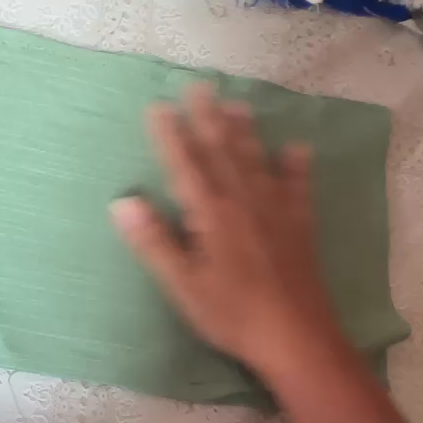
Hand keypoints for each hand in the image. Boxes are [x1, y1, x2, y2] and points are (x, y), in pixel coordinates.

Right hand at [110, 82, 350, 379]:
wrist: (296, 336)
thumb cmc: (231, 314)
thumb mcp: (183, 284)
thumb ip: (155, 242)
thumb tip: (123, 202)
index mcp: (212, 216)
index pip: (187, 167)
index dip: (171, 137)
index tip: (158, 107)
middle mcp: (245, 203)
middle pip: (223, 153)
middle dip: (208, 119)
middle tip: (199, 87)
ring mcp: (277, 212)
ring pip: (257, 161)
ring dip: (244, 131)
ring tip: (236, 104)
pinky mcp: (300, 227)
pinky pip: (298, 186)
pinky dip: (295, 165)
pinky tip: (295, 149)